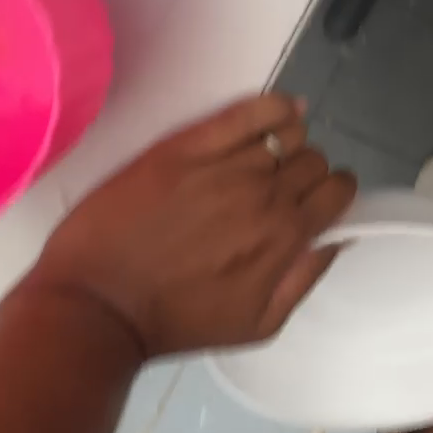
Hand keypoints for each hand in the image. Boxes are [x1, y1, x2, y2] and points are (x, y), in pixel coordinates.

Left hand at [23, 93, 355, 359]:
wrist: (94, 308)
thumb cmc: (176, 322)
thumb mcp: (259, 325)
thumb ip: (307, 279)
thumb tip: (337, 239)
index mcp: (286, 235)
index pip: (339, 188)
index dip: (332, 193)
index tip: (314, 203)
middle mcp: (266, 194)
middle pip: (314, 160)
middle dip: (306, 173)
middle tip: (278, 189)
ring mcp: (226, 165)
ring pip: (288, 133)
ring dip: (285, 145)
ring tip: (262, 160)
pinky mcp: (188, 146)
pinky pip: (252, 110)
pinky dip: (275, 107)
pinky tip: (279, 112)